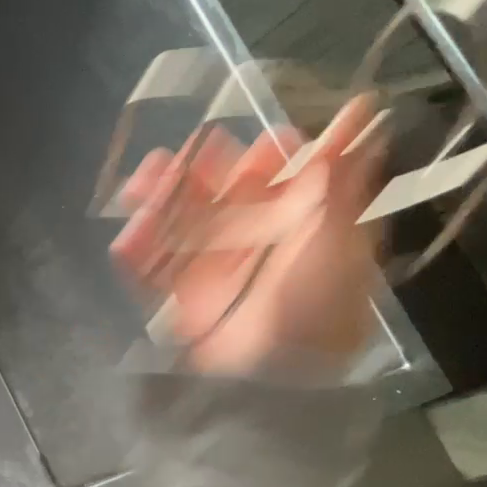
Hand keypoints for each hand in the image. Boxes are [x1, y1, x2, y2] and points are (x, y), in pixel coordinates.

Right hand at [110, 94, 389, 374]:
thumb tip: (360, 108)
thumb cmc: (313, 306)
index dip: (271, 160)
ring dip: (159, 206)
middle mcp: (257, 249)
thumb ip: (338, 174)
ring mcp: (214, 277)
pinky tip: (126, 235)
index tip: (263, 141)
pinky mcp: (179, 304)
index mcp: (303, 230)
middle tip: (188, 150)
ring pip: (181, 232)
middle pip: (224, 203)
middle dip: (203, 175)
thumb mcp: (335, 234)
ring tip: (139, 181)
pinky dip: (137, 255)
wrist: (273, 377)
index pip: (283, 184)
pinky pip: (152, 274)